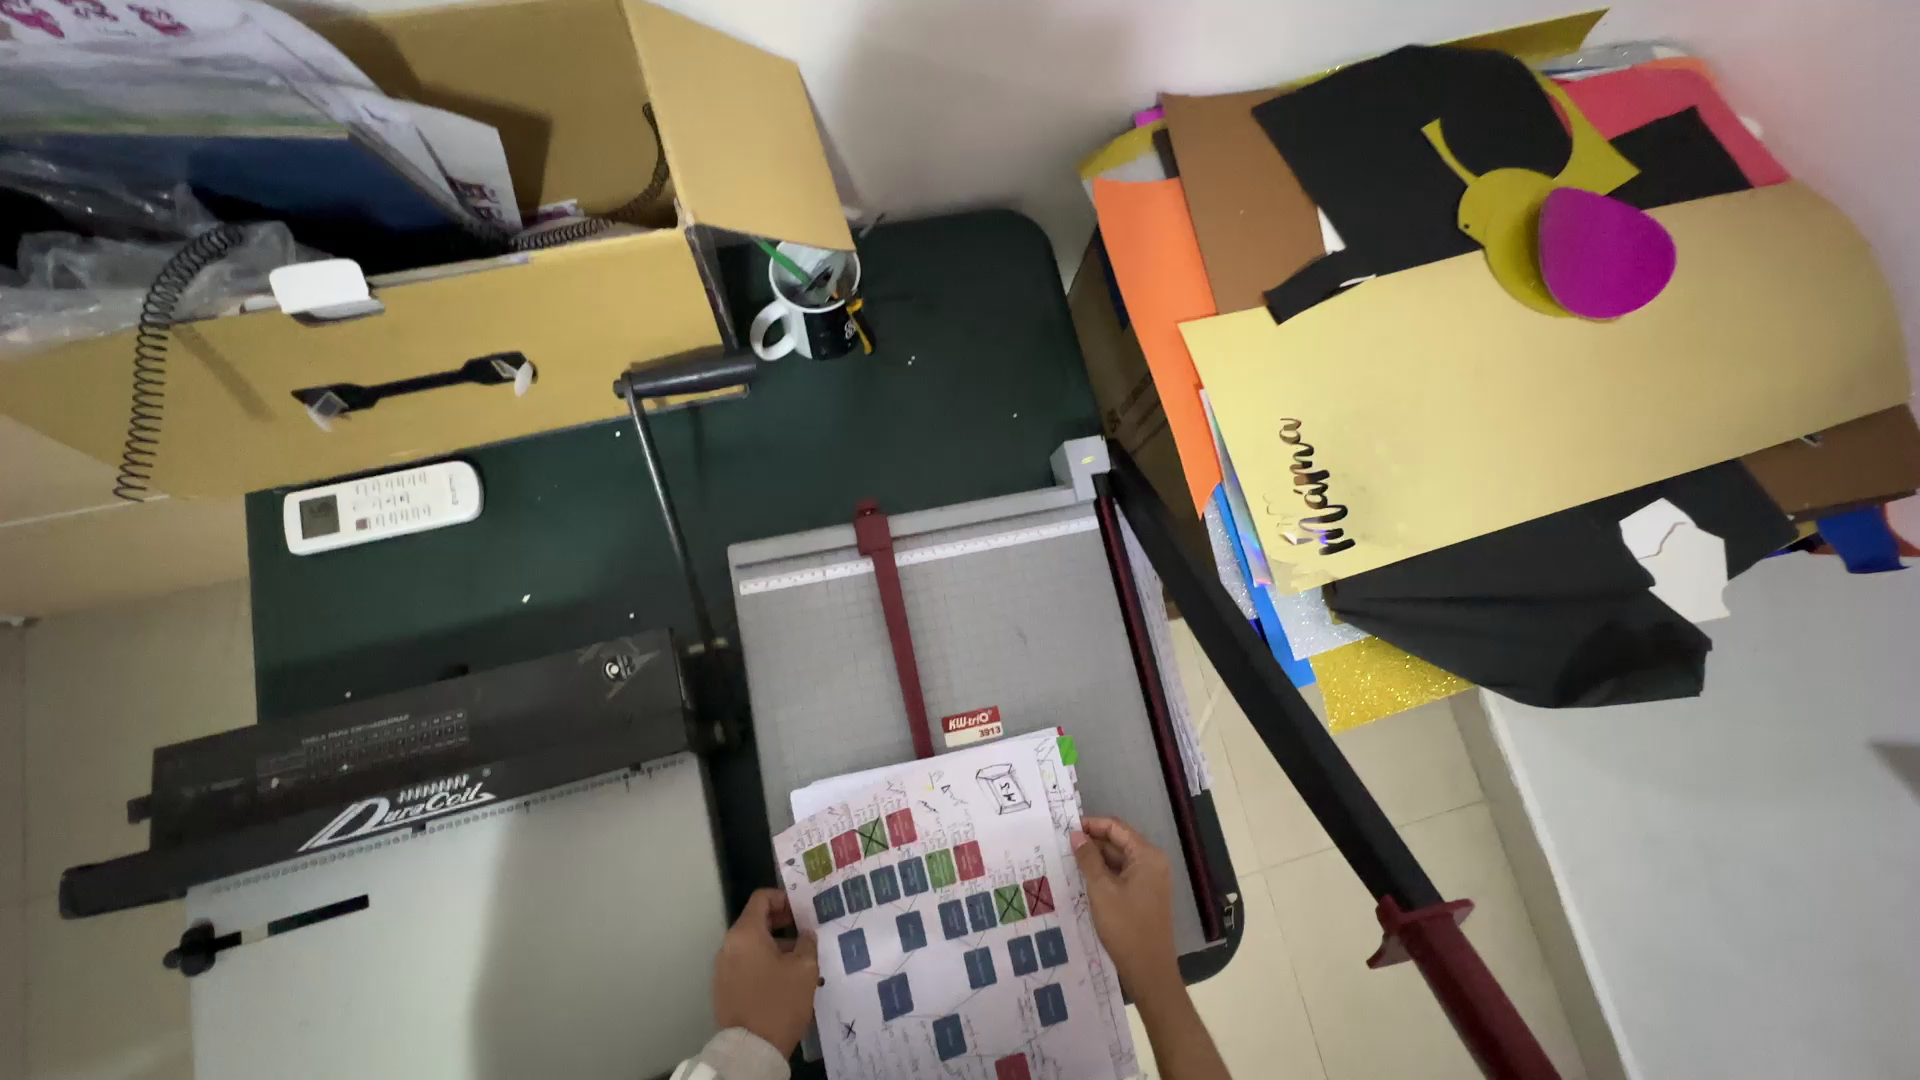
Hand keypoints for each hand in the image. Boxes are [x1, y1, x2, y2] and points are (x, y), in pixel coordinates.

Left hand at [712, 888, 819, 1056]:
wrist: (751, 1050)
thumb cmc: (778, 1001)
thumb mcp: (804, 968)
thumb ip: (807, 942)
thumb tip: (805, 934)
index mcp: (745, 933)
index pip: (762, 898)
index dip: (784, 897)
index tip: (802, 909)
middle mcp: (729, 945)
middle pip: (755, 920)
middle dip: (782, 921)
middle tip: (805, 930)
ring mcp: (723, 968)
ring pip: (751, 943)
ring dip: (774, 943)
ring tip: (799, 957)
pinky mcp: (724, 988)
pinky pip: (745, 962)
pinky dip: (762, 961)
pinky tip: (783, 976)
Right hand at [1072, 815, 1179, 994]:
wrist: (1149, 972)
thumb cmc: (1126, 927)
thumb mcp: (1101, 890)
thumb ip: (1088, 858)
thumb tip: (1076, 835)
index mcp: (1147, 856)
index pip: (1116, 827)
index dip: (1091, 825)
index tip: (1065, 828)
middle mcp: (1152, 862)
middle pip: (1118, 841)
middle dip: (1092, 841)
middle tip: (1062, 844)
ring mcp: (1149, 880)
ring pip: (1118, 859)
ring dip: (1096, 858)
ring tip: (1068, 859)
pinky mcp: (1144, 895)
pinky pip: (1121, 874)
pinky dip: (1104, 873)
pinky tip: (1083, 878)